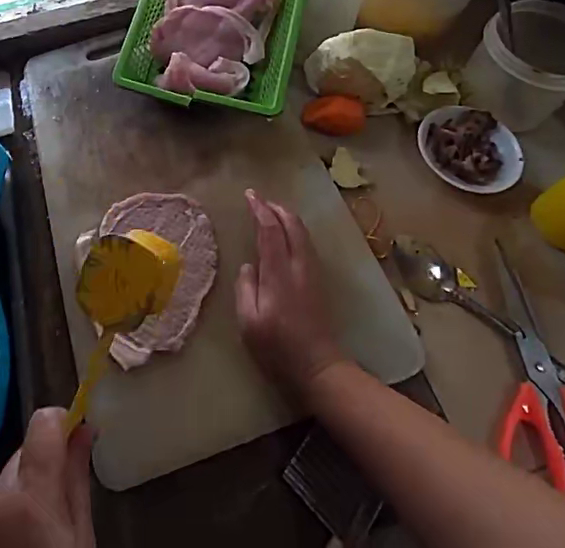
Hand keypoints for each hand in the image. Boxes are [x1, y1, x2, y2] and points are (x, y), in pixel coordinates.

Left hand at [0, 408, 93, 547]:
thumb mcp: (79, 533)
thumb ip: (77, 476)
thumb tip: (84, 429)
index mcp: (26, 494)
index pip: (42, 424)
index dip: (61, 424)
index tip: (74, 439)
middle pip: (23, 454)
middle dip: (42, 466)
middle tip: (57, 502)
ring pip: (5, 479)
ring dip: (20, 491)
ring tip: (32, 531)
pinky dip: (1, 512)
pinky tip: (11, 543)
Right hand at [235, 189, 347, 395]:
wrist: (319, 368)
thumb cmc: (278, 349)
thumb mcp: (249, 323)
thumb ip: (245, 289)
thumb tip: (248, 265)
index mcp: (279, 274)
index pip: (271, 230)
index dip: (260, 210)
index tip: (250, 196)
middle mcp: (299, 265)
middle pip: (292, 224)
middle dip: (276, 207)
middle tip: (259, 200)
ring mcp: (312, 271)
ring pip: (302, 232)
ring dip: (287, 217)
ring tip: (271, 212)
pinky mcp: (319, 280)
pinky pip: (306, 243)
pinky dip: (294, 230)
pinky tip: (286, 235)